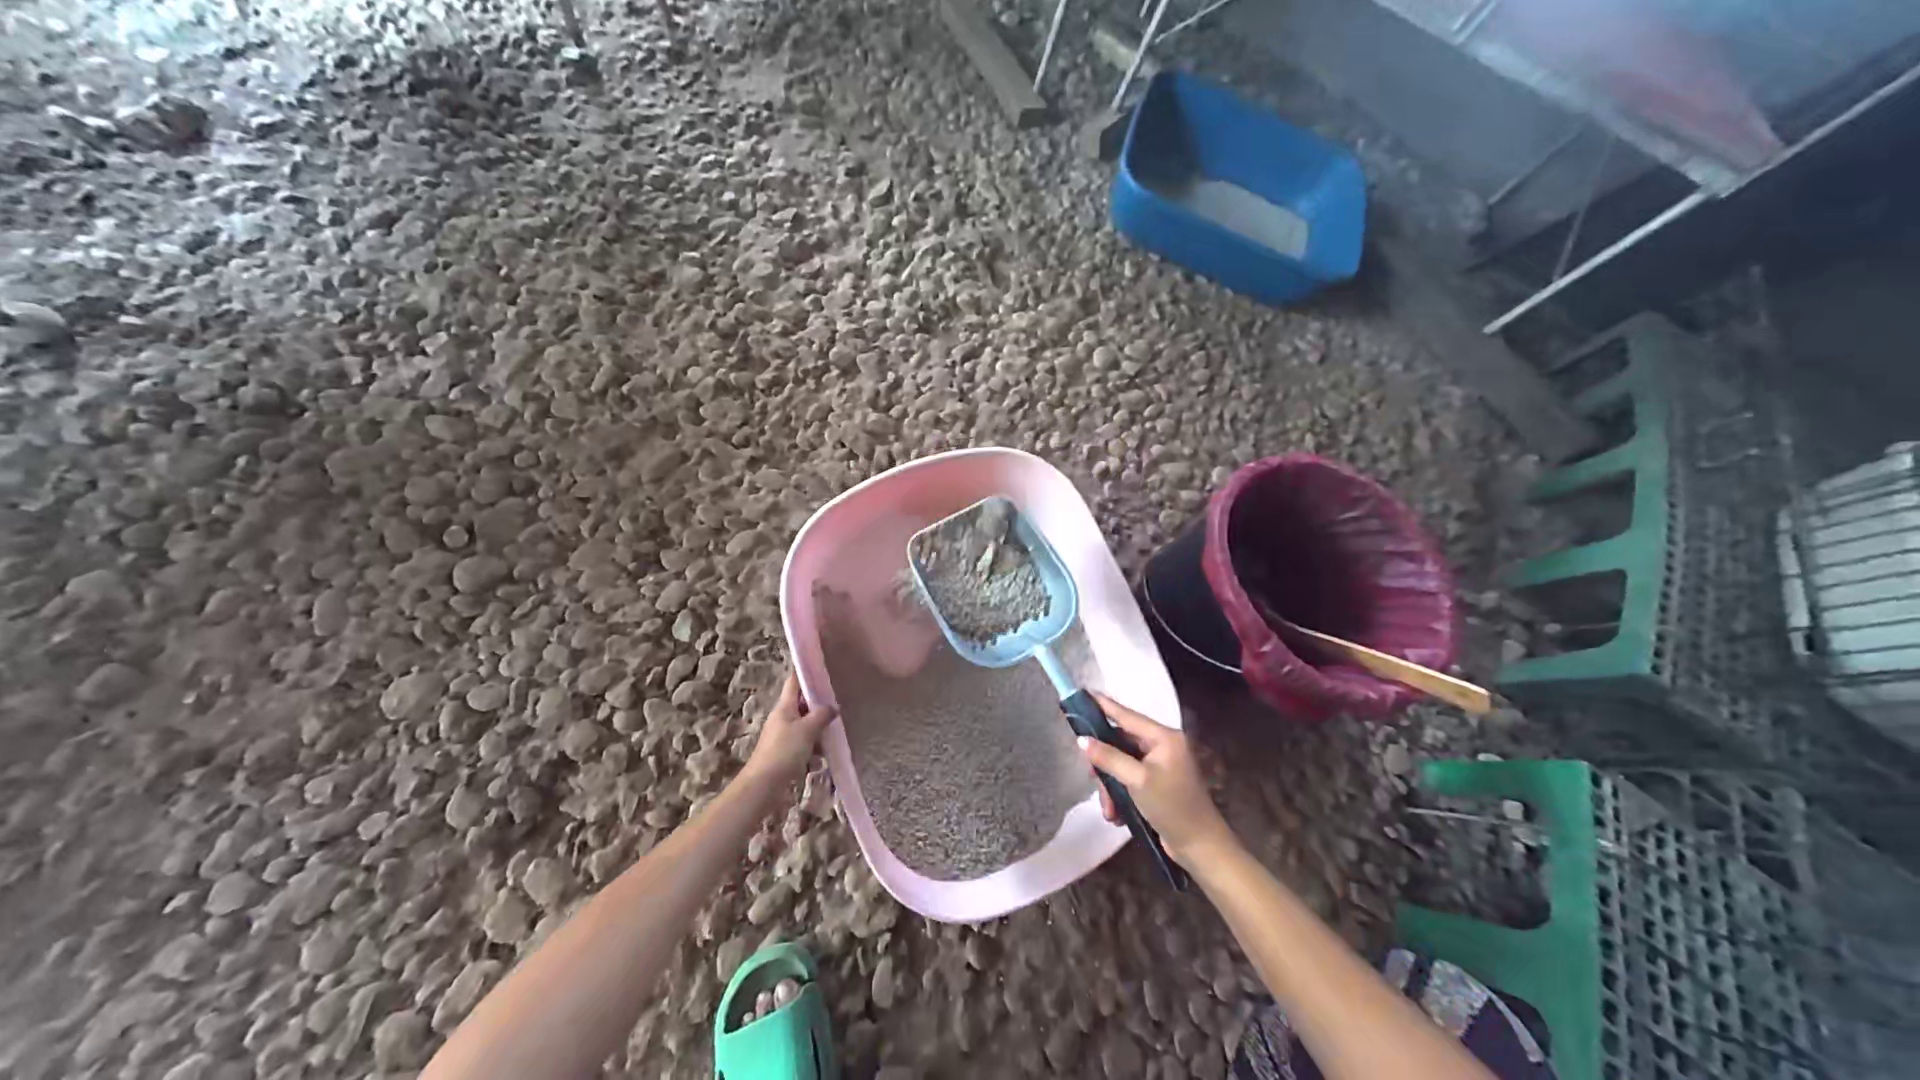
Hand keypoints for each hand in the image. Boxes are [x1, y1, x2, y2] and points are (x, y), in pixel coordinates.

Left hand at [742, 673, 835, 788]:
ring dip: (818, 729)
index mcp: (784, 707)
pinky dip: (813, 747)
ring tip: (834, 733)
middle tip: (838, 703)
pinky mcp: (784, 753)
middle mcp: (782, 718)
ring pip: (804, 725)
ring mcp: (782, 736)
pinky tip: (822, 756)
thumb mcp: (807, 730)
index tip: (821, 667)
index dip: (806, 673)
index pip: (794, 682)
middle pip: (802, 704)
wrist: (764, 785)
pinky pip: (803, 743)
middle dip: (818, 705)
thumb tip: (832, 707)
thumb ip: (821, 715)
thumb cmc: (784, 751)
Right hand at [1078, 693, 1236, 867]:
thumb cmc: (1172, 806)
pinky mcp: (1156, 784)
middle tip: (1091, 777)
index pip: (1126, 715)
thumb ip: (1109, 758)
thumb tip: (1081, 740)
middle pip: (1120, 742)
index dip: (1103, 705)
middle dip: (1104, 763)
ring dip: (1111, 786)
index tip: (1082, 694)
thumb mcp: (1137, 780)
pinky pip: (1128, 779)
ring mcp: (1159, 765)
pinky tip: (1117, 814)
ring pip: (1121, 764)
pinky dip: (1120, 794)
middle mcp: (1161, 746)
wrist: (1200, 846)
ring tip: (1109, 809)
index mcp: (1163, 737)